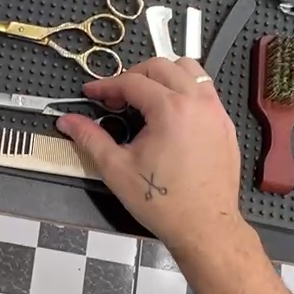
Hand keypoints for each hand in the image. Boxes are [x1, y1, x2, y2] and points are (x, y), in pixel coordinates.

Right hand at [56, 58, 249, 252]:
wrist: (204, 227)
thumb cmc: (164, 202)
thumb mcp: (116, 169)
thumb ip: (90, 138)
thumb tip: (68, 122)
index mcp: (170, 110)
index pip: (132, 81)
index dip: (106, 85)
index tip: (92, 93)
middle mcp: (197, 103)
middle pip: (161, 66)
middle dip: (133, 75)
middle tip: (116, 97)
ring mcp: (216, 112)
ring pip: (190, 70)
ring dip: (163, 75)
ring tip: (145, 97)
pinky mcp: (225, 125)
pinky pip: (205, 91)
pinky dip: (185, 90)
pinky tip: (169, 113)